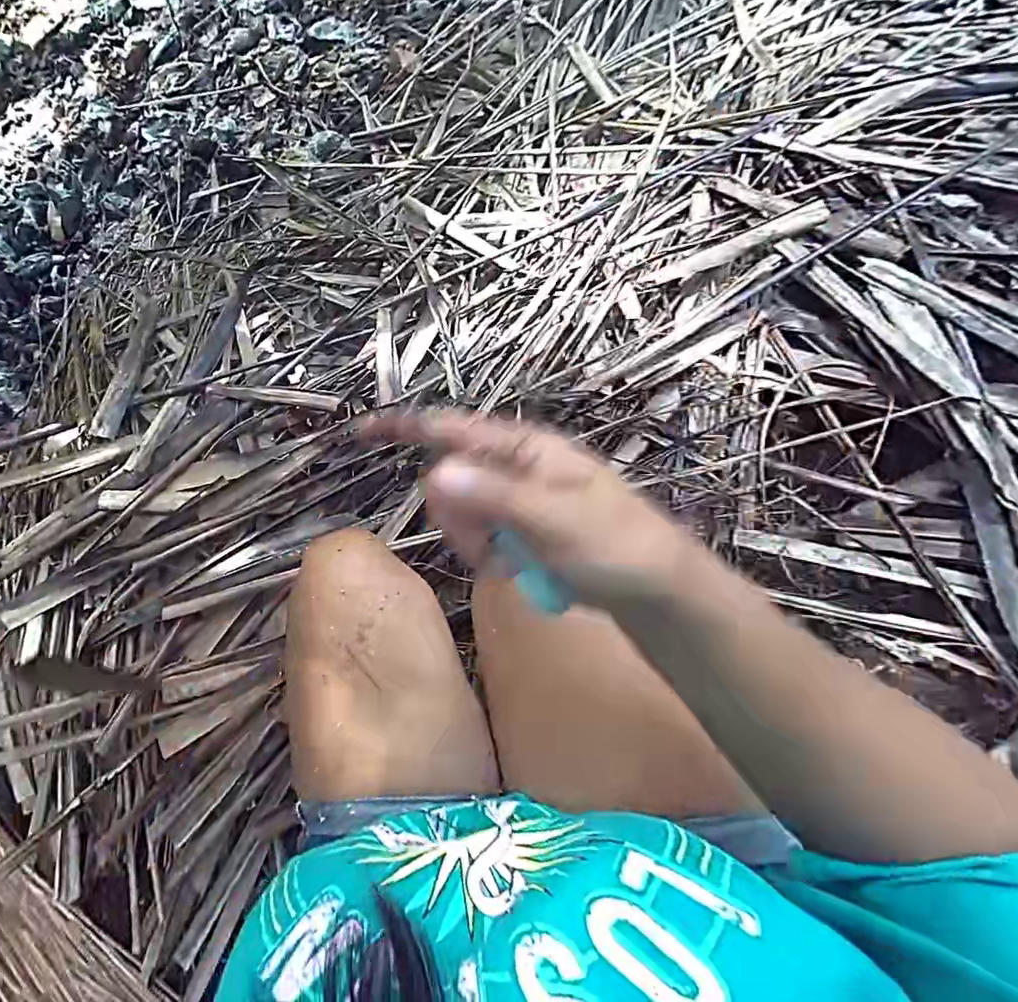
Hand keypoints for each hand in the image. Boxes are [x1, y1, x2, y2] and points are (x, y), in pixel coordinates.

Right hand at [366, 409, 703, 599]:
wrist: (654, 591)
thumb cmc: (616, 545)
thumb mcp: (556, 520)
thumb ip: (494, 496)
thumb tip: (432, 474)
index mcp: (523, 448)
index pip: (452, 429)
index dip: (405, 428)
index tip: (363, 432)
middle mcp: (510, 465)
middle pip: (446, 481)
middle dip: (457, 517)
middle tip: (490, 545)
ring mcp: (509, 497)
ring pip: (455, 512)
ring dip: (472, 540)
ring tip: (513, 559)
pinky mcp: (510, 524)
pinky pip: (472, 535)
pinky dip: (484, 554)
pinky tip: (516, 566)